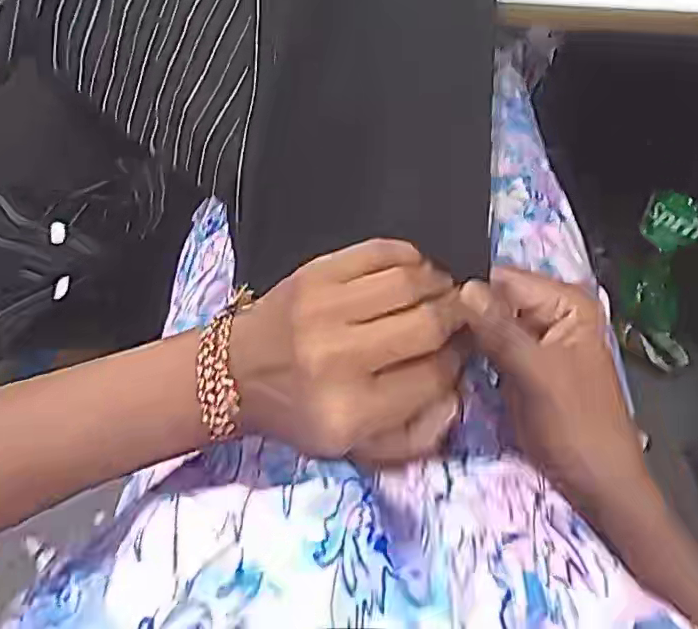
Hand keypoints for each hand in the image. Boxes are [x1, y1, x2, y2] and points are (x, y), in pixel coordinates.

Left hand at [229, 239, 466, 464]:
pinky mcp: (316, 272)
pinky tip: (415, 268)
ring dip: (438, 282)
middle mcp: (337, 357)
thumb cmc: (300, 410)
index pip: (433, 376)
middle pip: (427, 323)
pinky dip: (410, 256)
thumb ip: (415, 434)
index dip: (458, 359)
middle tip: (461, 313)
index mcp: (348, 411)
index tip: (460, 349)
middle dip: (456, 316)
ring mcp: (325, 308)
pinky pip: (381, 250)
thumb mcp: (354, 447)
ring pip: (410, 281)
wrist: (235, 371)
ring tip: (440, 289)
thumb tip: (457, 393)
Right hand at [459, 265, 648, 510]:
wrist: (598, 488)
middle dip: (467, 313)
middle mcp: (553, 311)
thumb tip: (463, 287)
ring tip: (438, 345)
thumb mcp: (536, 374)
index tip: (435, 307)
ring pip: (489, 323)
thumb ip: (500, 329)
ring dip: (467, 335)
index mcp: (568, 301)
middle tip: (432, 330)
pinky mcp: (523, 365)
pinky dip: (474, 353)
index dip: (471, 290)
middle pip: (496, 297)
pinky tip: (453, 360)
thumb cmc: (578, 428)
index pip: (506, 278)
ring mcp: (537, 339)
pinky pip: (491, 347)